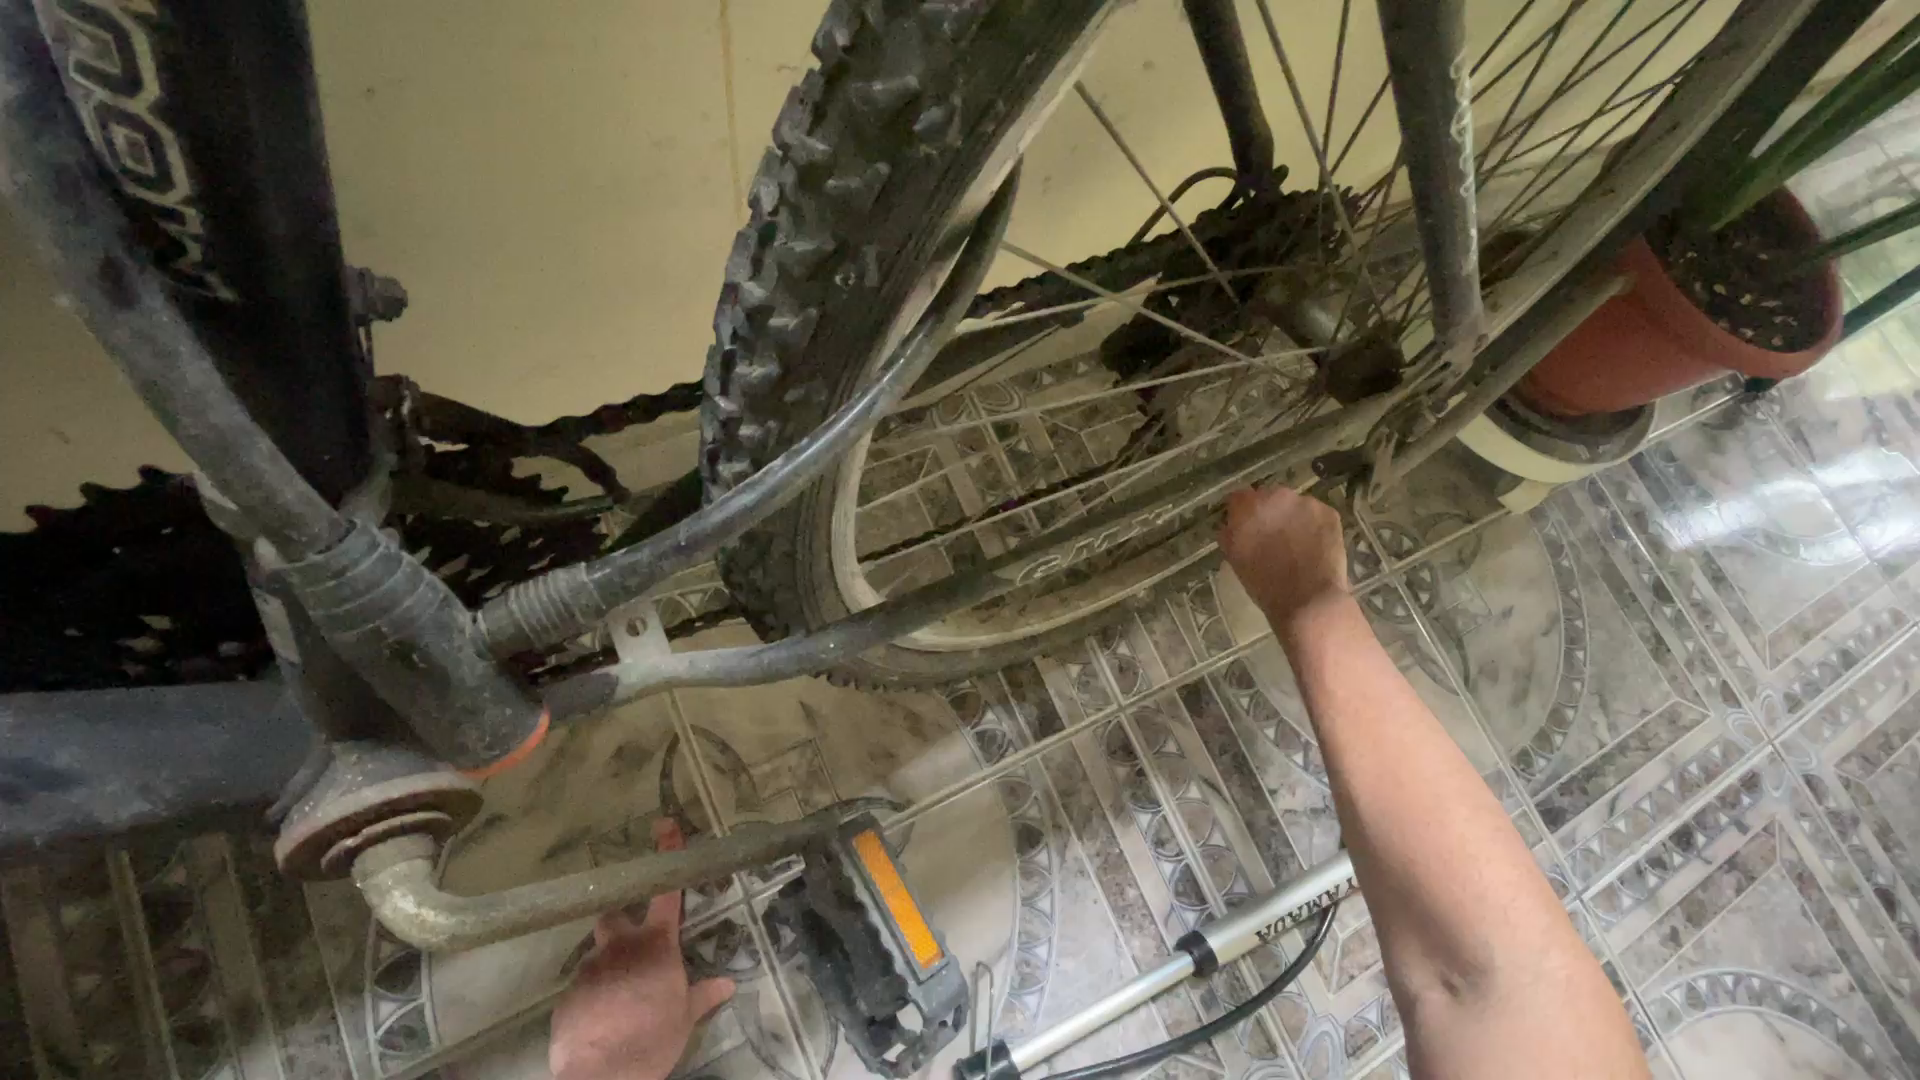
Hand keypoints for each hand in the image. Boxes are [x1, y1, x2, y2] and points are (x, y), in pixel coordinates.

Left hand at [549, 819, 736, 1079]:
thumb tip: (727, 984)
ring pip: (597, 954)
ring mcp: (590, 969)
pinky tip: (601, 1016)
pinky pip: (582, 986)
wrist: (604, 1076)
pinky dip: (593, 995)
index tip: (665, 825)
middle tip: (626, 933)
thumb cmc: (654, 1037)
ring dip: (608, 965)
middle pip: (613, 913)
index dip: (668, 854)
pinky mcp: (566, 996)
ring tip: (617, 994)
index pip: (666, 891)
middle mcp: (621, 946)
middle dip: (618, 915)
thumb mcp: (686, 1017)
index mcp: (657, 944)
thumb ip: (703, 995)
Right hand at [1217, 486, 1350, 635]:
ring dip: (1292, 517)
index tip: (1244, 526)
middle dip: (1268, 512)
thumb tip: (1231, 524)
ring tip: (1295, 543)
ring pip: (1294, 505)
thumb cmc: (1264, 583)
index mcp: (1247, 507)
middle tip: (1271, 536)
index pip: (1239, 498)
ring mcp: (1306, 502)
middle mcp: (1276, 496)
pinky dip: (1313, 525)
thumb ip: (1229, 533)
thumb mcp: (1235, 558)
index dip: (1241, 512)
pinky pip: (1316, 514)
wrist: (1307, 599)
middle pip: (1268, 496)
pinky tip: (1313, 545)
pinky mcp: (1329, 512)